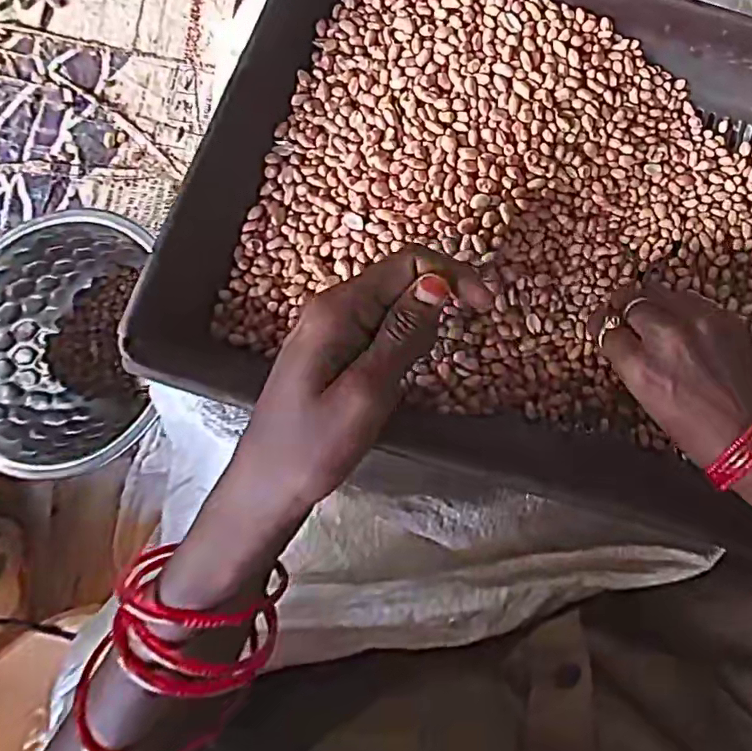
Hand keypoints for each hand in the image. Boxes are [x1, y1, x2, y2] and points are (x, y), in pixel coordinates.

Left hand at [242, 245, 495, 508]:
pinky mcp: (333, 347)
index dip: (452, 274)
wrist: (265, 487)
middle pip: (401, 276)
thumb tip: (437, 282)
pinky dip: (406, 335)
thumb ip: (403, 334)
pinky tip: (407, 363)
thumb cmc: (313, 448)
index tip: (486, 304)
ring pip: (393, 301)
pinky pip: (380, 324)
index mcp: (338, 309)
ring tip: (429, 357)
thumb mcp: (367, 392)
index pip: (407, 263)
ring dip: (425, 317)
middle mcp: (332, 306)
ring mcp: (330, 326)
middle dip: (443, 292)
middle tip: (473, 325)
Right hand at [586, 285, 751, 466]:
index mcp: (643, 368)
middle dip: (620, 306)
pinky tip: (680, 320)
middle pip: (630, 300)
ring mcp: (699, 322)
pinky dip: (678, 305)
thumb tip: (621, 339)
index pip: (608, 330)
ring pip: (659, 290)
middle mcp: (667, 337)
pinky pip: (689, 298)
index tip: (602, 327)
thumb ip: (632, 365)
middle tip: (619, 312)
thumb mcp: (650, 401)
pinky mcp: (725, 317)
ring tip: (648, 312)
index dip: (602, 327)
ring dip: (648, 300)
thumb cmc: (700, 432)